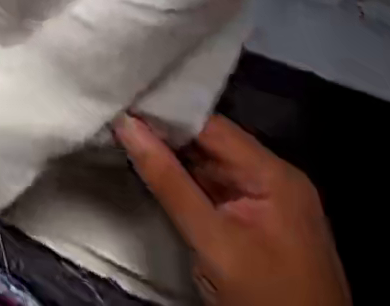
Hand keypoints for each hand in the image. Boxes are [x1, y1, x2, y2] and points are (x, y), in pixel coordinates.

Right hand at [114, 114, 349, 305]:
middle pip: (208, 141)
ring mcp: (267, 201)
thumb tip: (125, 123)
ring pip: (208, 162)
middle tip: (116, 120)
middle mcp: (273, 177)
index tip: (121, 103)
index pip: (209, 124)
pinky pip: (214, 185)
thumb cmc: (266, 299)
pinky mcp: (257, 221)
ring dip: (170, 154)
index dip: (164, 111)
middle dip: (163, 132)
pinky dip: (183, 177)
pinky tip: (151, 167)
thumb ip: (167, 180)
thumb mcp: (212, 241)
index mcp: (273, 174)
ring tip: (124, 136)